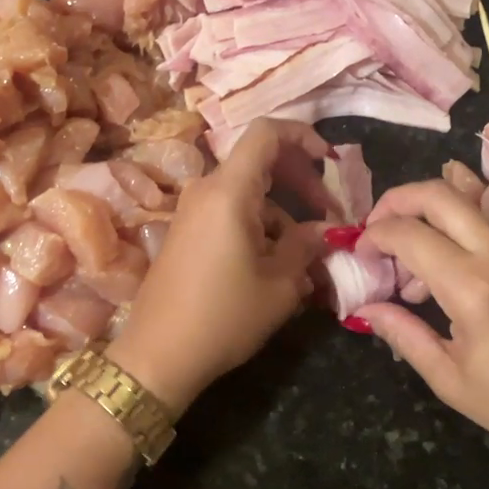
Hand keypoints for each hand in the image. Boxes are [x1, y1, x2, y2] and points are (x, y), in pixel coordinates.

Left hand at [108, 119, 332, 410]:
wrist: (157, 356)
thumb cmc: (223, 316)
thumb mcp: (280, 284)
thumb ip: (307, 246)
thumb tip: (325, 230)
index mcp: (229, 189)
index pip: (266, 132)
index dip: (302, 136)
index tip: (329, 163)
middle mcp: (207, 189)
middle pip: (260, 161)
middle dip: (301, 181)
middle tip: (331, 216)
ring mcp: (193, 210)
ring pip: (249, 192)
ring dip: (284, 211)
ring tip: (310, 254)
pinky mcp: (187, 231)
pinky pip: (231, 211)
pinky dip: (260, 225)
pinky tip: (279, 264)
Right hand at [353, 181, 488, 470]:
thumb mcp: (454, 382)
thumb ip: (404, 335)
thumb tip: (366, 307)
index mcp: (472, 286)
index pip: (407, 232)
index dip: (373, 235)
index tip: (357, 255)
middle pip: (437, 193)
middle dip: (395, 200)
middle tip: (372, 230)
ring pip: (462, 203)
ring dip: (424, 216)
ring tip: (403, 266)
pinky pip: (482, 226)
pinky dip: (449, 232)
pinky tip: (438, 276)